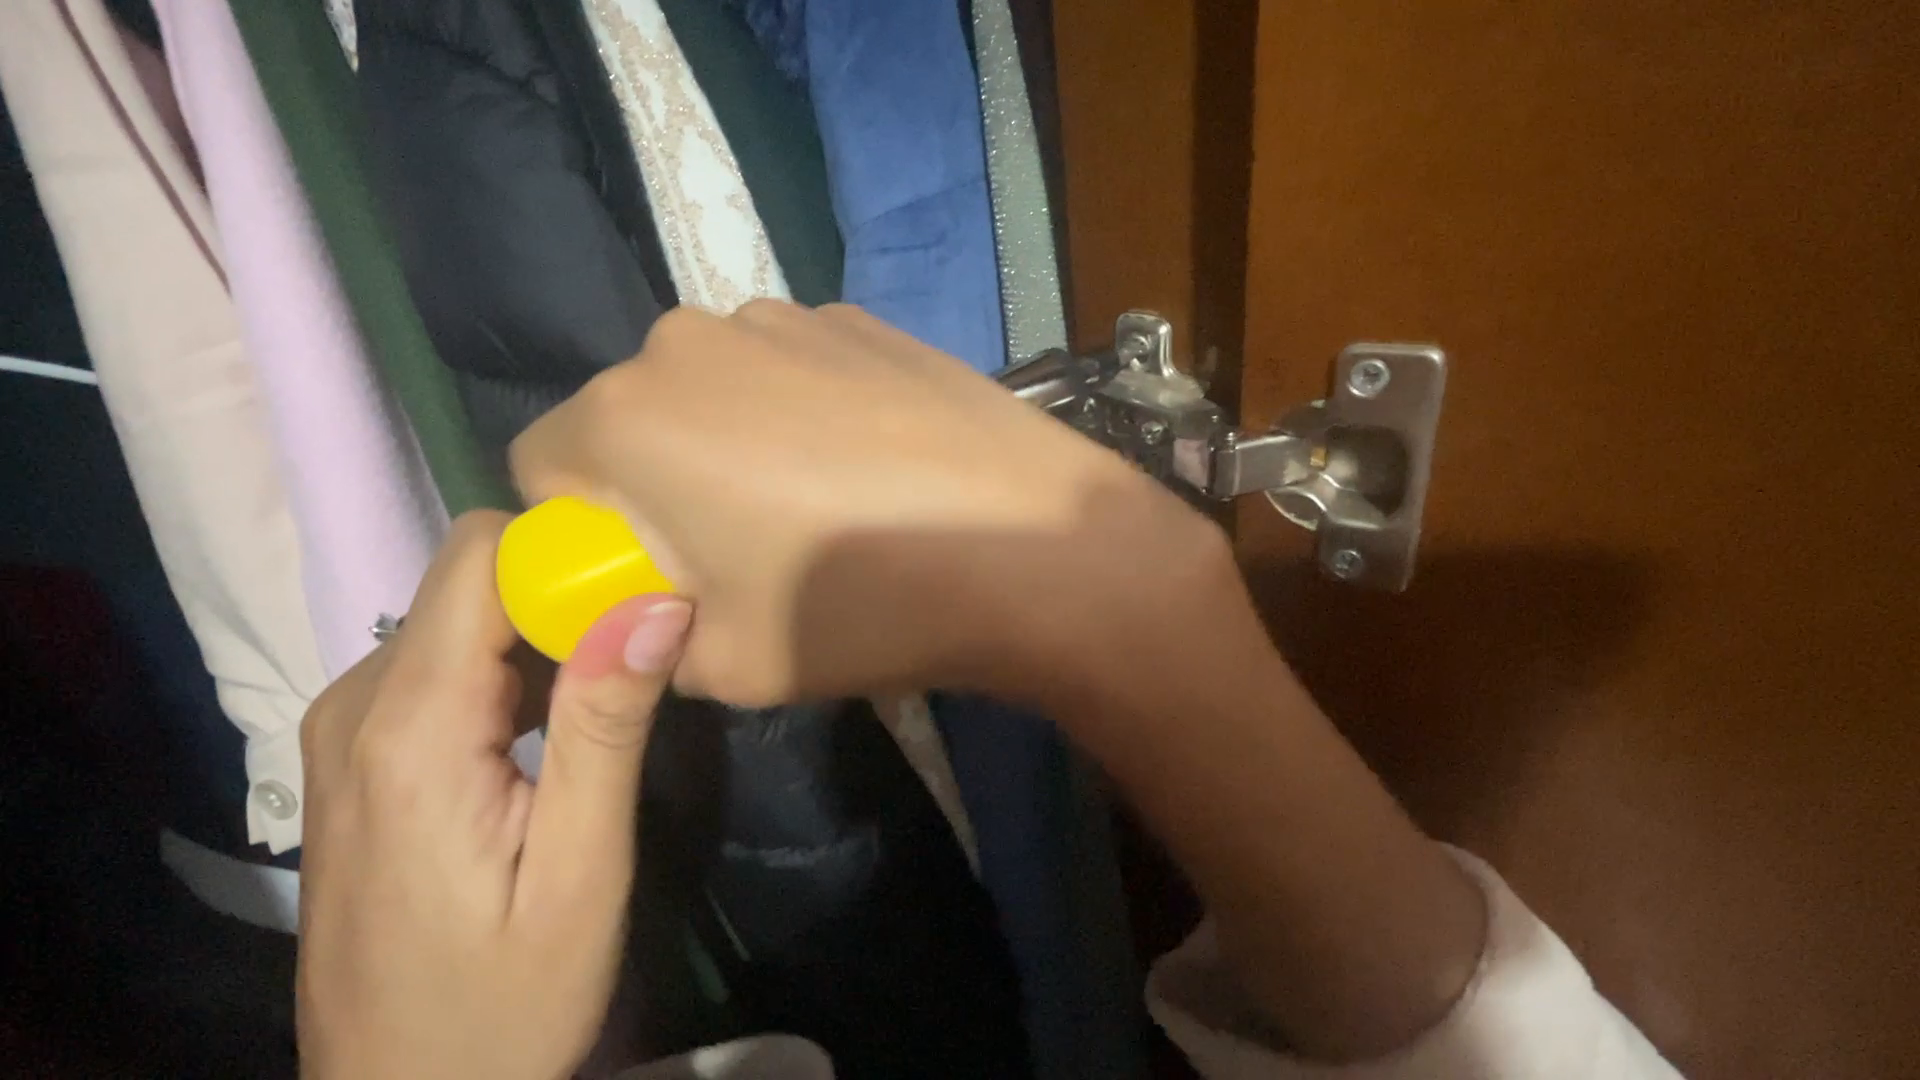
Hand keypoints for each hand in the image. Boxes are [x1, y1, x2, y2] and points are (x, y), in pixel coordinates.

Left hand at [295, 512, 692, 1079]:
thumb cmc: (504, 999)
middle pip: (470, 580)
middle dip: (564, 593)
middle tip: (642, 654)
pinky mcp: (360, 752)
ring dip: (544, 635)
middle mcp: (358, 703)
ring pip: (460, 614)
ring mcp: (348, 728)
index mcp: (411, 727)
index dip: (567, 555)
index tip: (642, 590)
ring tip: (611, 697)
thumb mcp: (581, 870)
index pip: (480, 558)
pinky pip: (444, 661)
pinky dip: (512, 668)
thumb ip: (609, 725)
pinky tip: (555, 728)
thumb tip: (658, 601)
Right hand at [509, 300, 1232, 706]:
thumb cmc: (862, 609)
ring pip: (713, 388)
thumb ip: (644, 633)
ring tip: (821, 505)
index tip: (655, 573)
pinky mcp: (859, 318)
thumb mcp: (723, 664)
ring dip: (732, 439)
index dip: (588, 532)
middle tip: (742, 548)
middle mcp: (687, 340)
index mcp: (626, 418)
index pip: (543, 469)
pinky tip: (873, 463)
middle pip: (631, 418)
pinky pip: (789, 368)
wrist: (1030, 546)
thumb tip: (640, 608)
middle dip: (659, 482)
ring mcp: (784, 316)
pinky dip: (802, 411)